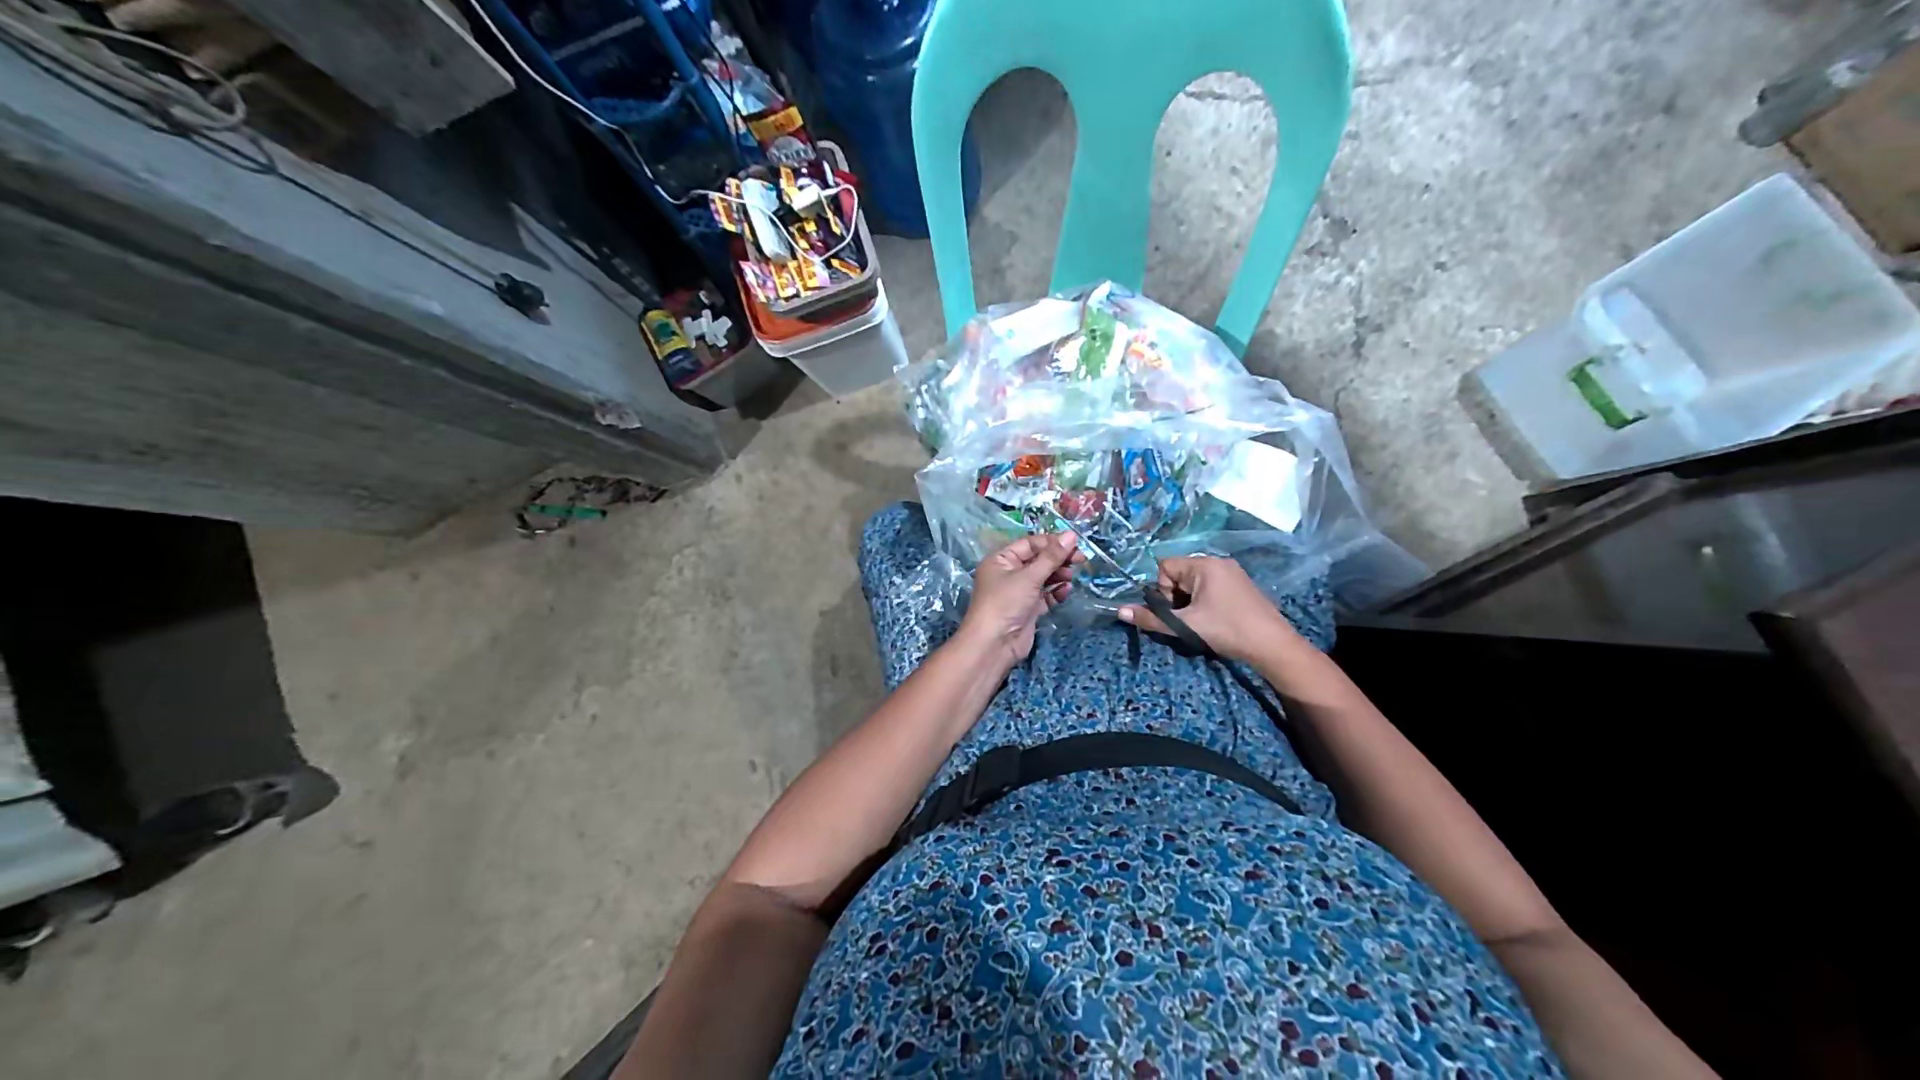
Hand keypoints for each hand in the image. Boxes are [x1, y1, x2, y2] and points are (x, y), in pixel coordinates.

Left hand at [957, 531, 1082, 664]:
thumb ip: (1052, 556)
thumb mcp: (1029, 576)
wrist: (994, 644)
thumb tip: (1071, 535)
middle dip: (1058, 559)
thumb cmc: (1006, 603)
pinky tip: (1066, 591)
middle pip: (1038, 560)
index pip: (1030, 544)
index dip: (1052, 542)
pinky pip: (1045, 595)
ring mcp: (1019, 592)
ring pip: (1043, 577)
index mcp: (1002, 559)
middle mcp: (1009, 573)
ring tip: (1070, 577)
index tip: (1075, 544)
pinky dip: (1056, 592)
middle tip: (1079, 560)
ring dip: (1058, 575)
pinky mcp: (1028, 609)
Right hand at [1117, 555, 1301, 662]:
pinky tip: (1215, 621)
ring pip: (1194, 583)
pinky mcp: (1241, 586)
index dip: (1163, 590)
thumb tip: (1120, 612)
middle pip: (1179, 574)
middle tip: (1188, 619)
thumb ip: (1152, 619)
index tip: (1175, 610)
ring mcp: (1232, 573)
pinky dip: (1205, 603)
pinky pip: (1211, 588)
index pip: (1165, 567)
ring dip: (1190, 602)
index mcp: (1204, 565)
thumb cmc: (1227, 630)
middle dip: (1176, 597)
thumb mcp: (1186, 626)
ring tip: (1202, 622)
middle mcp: (1218, 562)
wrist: (1273, 646)